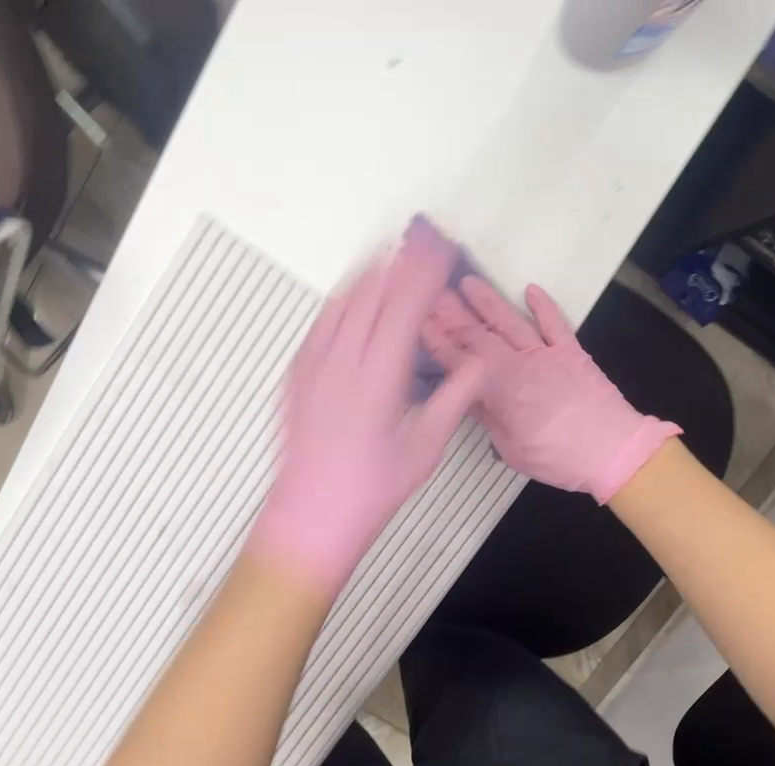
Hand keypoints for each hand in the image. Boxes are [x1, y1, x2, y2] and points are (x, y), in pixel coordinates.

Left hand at [249, 221, 488, 593]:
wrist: (311, 514)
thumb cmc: (371, 490)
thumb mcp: (423, 449)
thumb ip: (453, 401)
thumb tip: (479, 365)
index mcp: (379, 378)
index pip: (404, 308)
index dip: (423, 272)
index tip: (439, 248)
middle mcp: (342, 363)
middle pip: (371, 295)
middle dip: (396, 263)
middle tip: (417, 241)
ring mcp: (313, 368)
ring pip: (340, 306)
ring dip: (366, 277)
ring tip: (386, 257)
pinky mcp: (295, 379)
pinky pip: (318, 328)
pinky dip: (338, 305)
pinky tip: (348, 302)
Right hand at [421, 278, 680, 502]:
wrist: (613, 449)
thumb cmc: (557, 457)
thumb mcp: (510, 447)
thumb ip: (489, 418)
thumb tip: (470, 398)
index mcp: (499, 390)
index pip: (459, 362)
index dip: (437, 343)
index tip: (417, 324)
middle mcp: (519, 364)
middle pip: (479, 336)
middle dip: (452, 315)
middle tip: (431, 295)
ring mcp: (547, 355)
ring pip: (511, 322)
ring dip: (488, 301)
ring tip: (468, 282)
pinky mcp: (572, 353)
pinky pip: (555, 323)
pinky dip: (542, 305)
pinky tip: (529, 289)